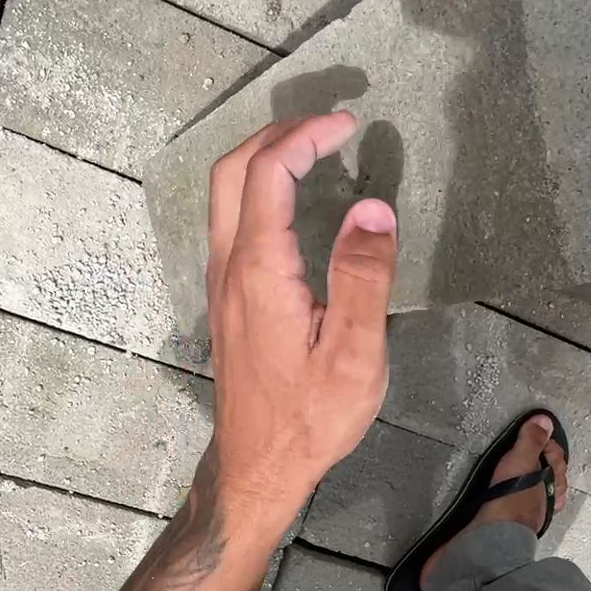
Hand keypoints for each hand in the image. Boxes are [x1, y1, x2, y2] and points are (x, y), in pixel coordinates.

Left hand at [203, 113, 397, 527]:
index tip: (347, 125)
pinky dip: (257, 193)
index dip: (305, 137)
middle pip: (230, 174)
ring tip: (312, 152)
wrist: (258, 465)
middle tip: (325, 128)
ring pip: (223, 199)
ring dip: (261, 161)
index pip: (268, 175)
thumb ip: (362, 279)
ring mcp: (220, 286)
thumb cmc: (310, 418)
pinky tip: (291, 207)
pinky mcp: (225, 302)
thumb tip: (371, 208)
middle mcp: (228, 269)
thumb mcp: (353, 356)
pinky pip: (229, 225)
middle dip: (275, 135)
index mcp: (260, 272)